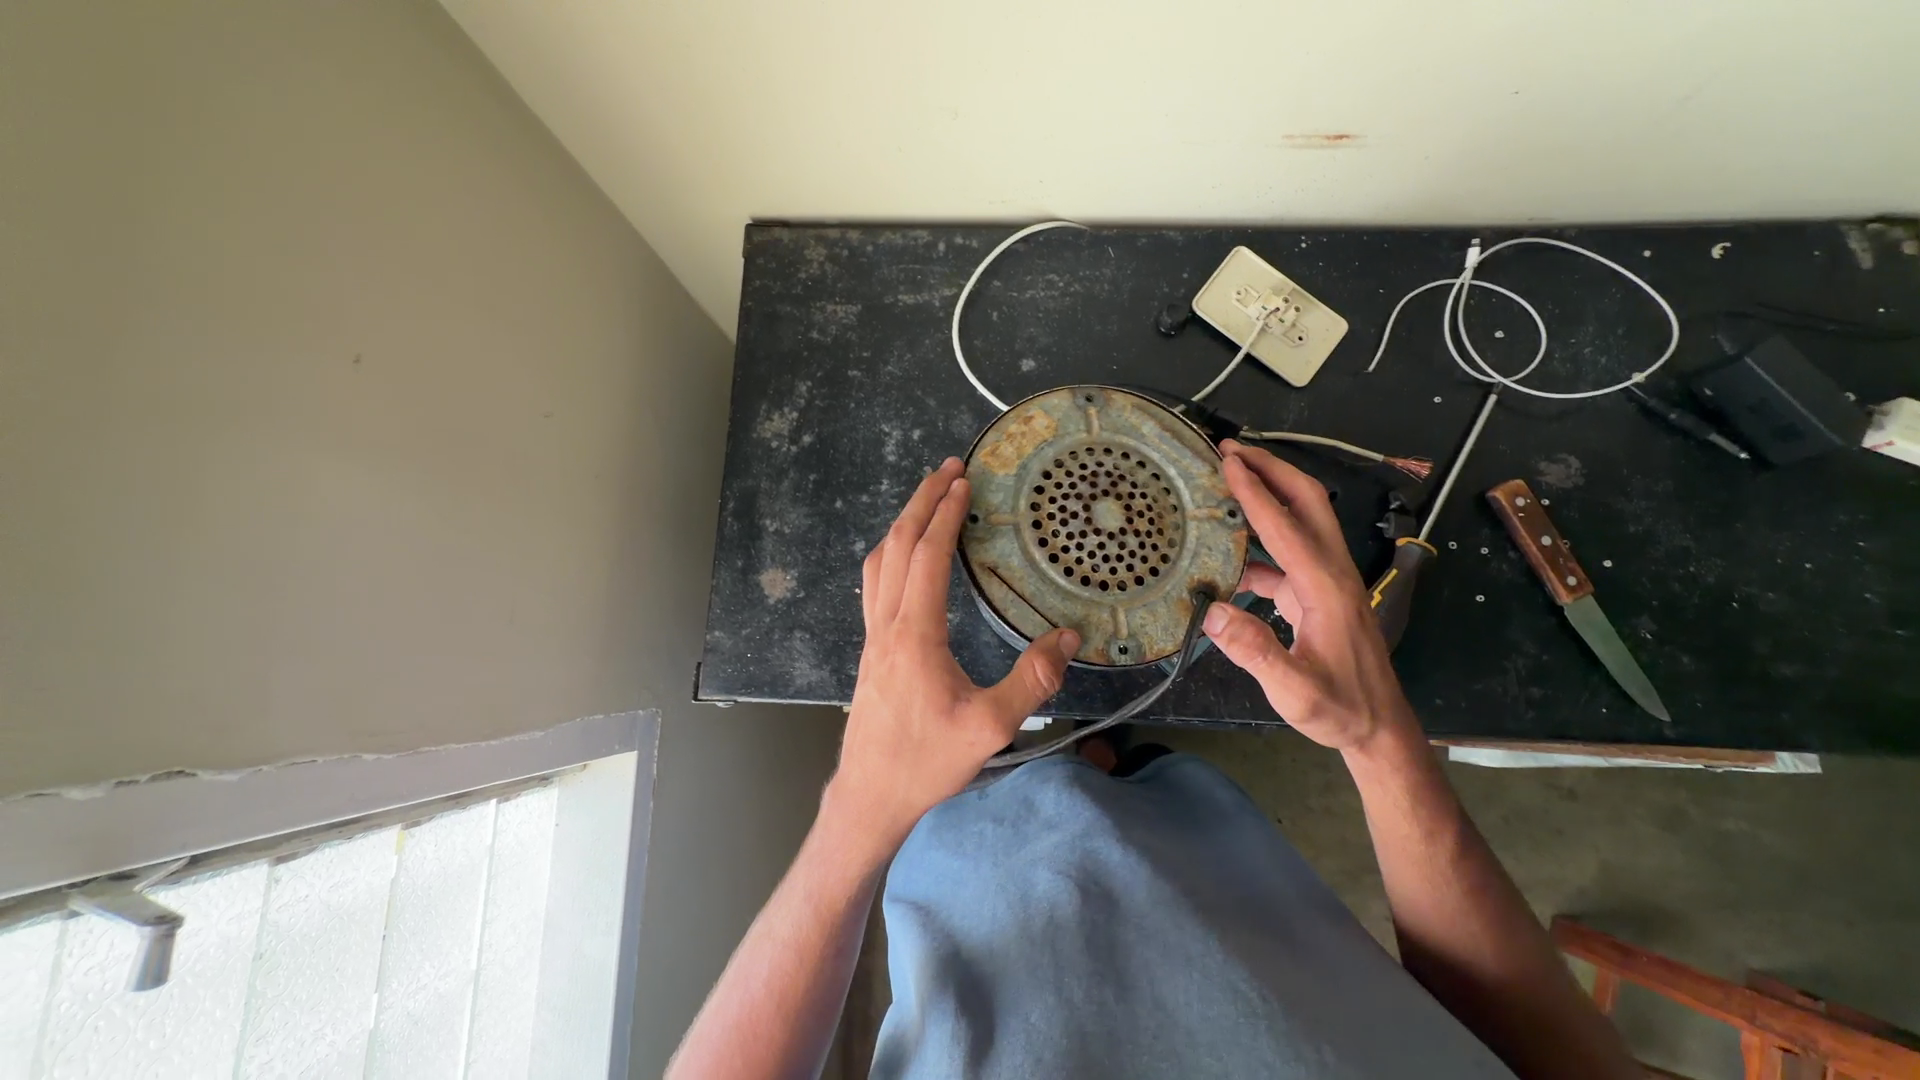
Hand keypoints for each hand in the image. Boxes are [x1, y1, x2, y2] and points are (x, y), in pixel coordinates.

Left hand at [831, 458, 1080, 839]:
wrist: (869, 796)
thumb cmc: (926, 763)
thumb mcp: (990, 726)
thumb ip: (1032, 680)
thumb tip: (1069, 638)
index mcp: (914, 635)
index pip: (926, 558)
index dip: (945, 516)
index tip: (962, 482)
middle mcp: (886, 626)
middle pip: (896, 547)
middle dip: (920, 502)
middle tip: (945, 469)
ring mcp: (872, 638)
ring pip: (878, 564)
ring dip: (901, 524)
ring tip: (927, 500)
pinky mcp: (870, 652)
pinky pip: (874, 586)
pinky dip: (890, 554)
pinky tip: (904, 559)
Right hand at [1201, 441, 1420, 752]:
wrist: (1378, 727)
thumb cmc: (1341, 708)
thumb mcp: (1296, 690)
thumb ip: (1256, 652)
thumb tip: (1212, 612)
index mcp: (1326, 587)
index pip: (1286, 527)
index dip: (1256, 492)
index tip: (1227, 462)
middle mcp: (1331, 573)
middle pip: (1307, 503)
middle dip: (1272, 469)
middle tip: (1230, 449)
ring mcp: (1327, 581)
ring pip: (1301, 521)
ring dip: (1268, 493)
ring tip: (1228, 480)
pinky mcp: (1318, 595)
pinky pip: (1287, 552)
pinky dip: (1259, 539)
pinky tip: (1228, 553)